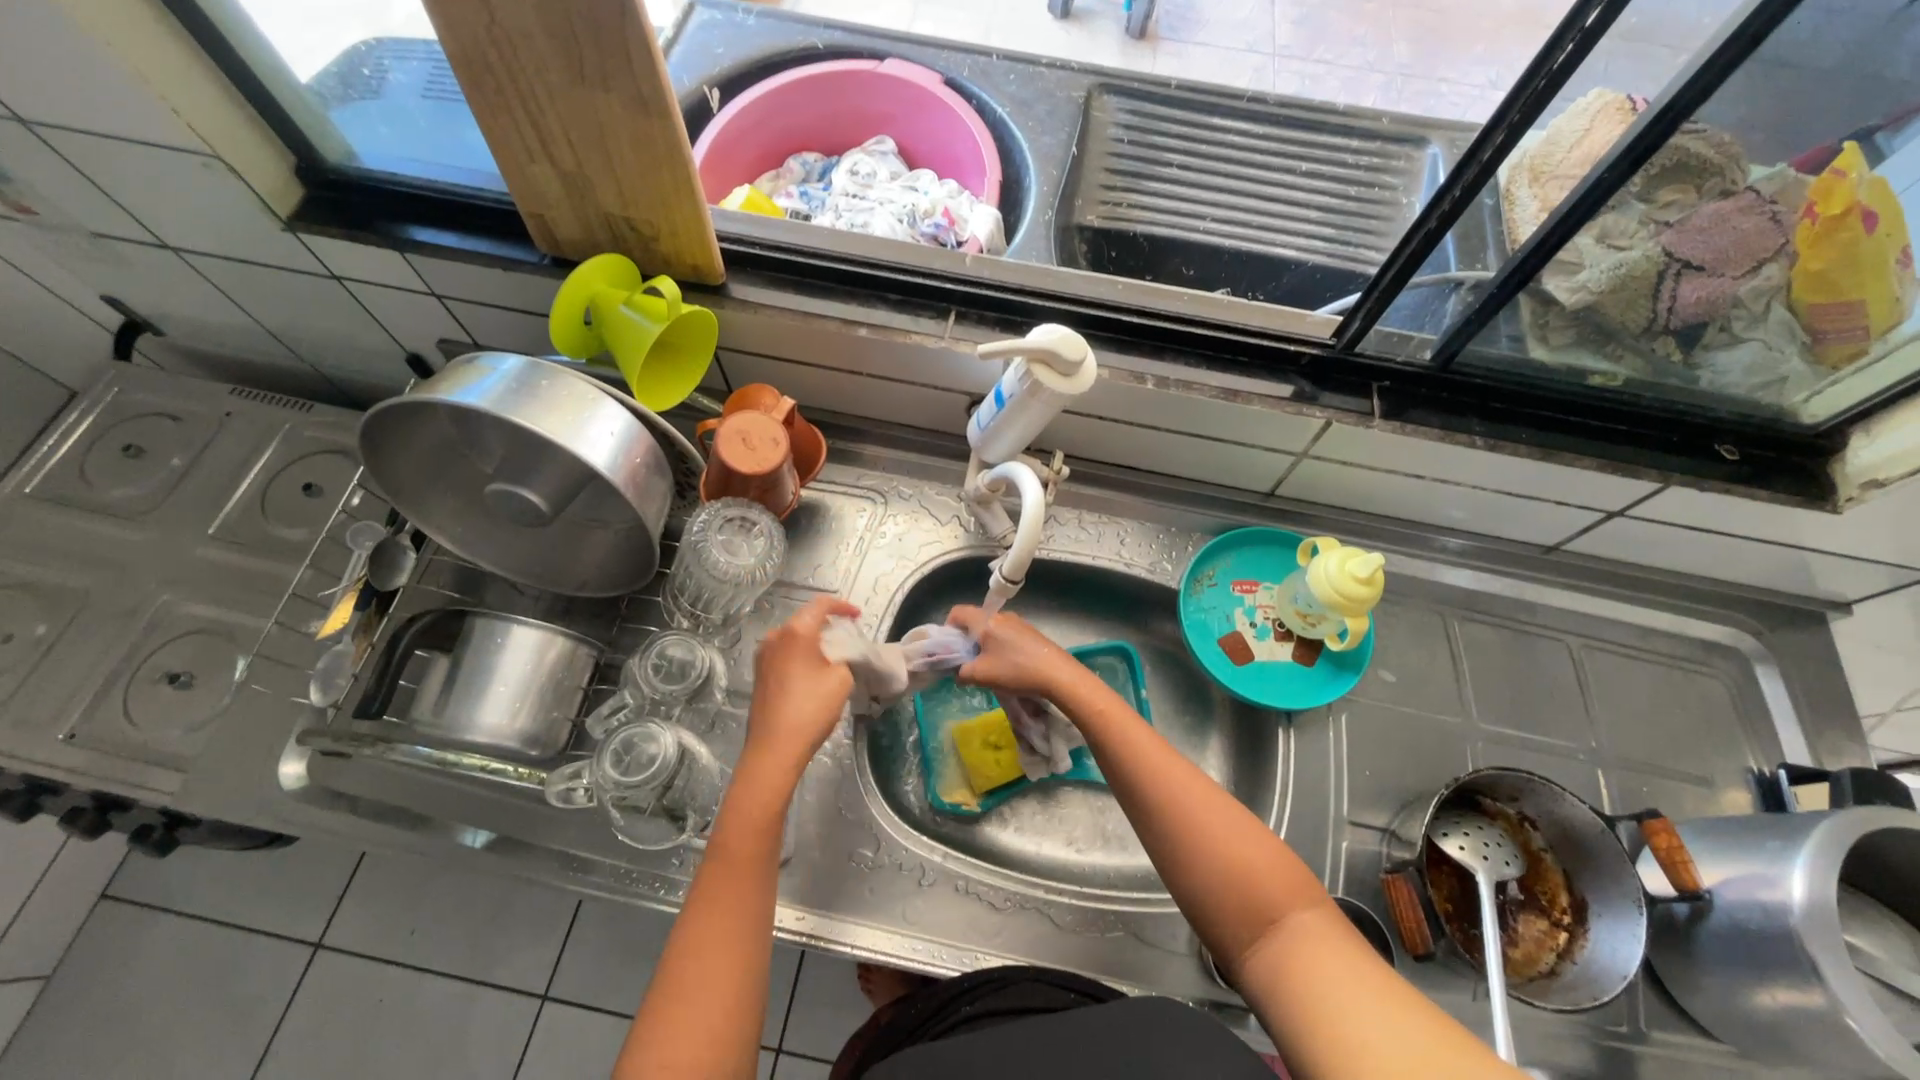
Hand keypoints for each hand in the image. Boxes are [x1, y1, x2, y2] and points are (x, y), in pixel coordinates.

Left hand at [745, 595, 861, 774]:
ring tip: (832, 655)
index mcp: (795, 632)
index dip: (842, 606)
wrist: (775, 747)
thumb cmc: (811, 708)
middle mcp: (775, 637)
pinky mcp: (759, 674)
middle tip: (848, 638)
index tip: (857, 616)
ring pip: (793, 637)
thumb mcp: (842, 679)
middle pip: (804, 619)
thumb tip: (841, 655)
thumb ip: (846, 658)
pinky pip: (784, 653)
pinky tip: (813, 671)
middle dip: (828, 625)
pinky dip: (801, 654)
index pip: (821, 605)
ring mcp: (763, 656)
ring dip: (813, 641)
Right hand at [945, 606, 1079, 699]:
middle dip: (966, 640)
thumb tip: (958, 672)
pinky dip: (999, 647)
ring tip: (988, 667)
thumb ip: (962, 672)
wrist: (1058, 674)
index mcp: (985, 620)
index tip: (950, 648)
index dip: (948, 627)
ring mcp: (1018, 622)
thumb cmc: (1015, 670)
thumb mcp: (981, 675)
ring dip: (983, 645)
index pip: (957, 611)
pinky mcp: (1030, 632)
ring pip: (991, 629)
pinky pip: (1006, 635)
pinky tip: (1007, 667)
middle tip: (967, 662)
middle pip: (974, 620)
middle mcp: (1001, 615)